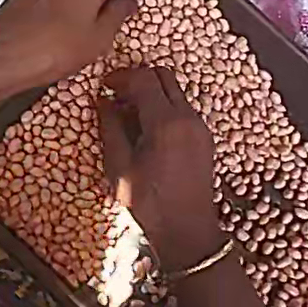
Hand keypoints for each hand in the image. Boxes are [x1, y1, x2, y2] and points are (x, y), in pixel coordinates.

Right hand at [98, 66, 224, 271]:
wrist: (187, 231)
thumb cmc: (149, 203)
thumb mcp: (120, 167)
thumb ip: (111, 128)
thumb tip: (104, 101)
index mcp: (167, 123)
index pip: (144, 79)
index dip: (120, 77)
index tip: (104, 86)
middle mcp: (188, 118)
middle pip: (164, 75)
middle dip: (138, 79)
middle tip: (116, 95)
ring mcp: (200, 127)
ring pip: (175, 91)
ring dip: (151, 93)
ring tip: (128, 116)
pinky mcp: (204, 138)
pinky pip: (182, 109)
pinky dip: (163, 108)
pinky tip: (146, 130)